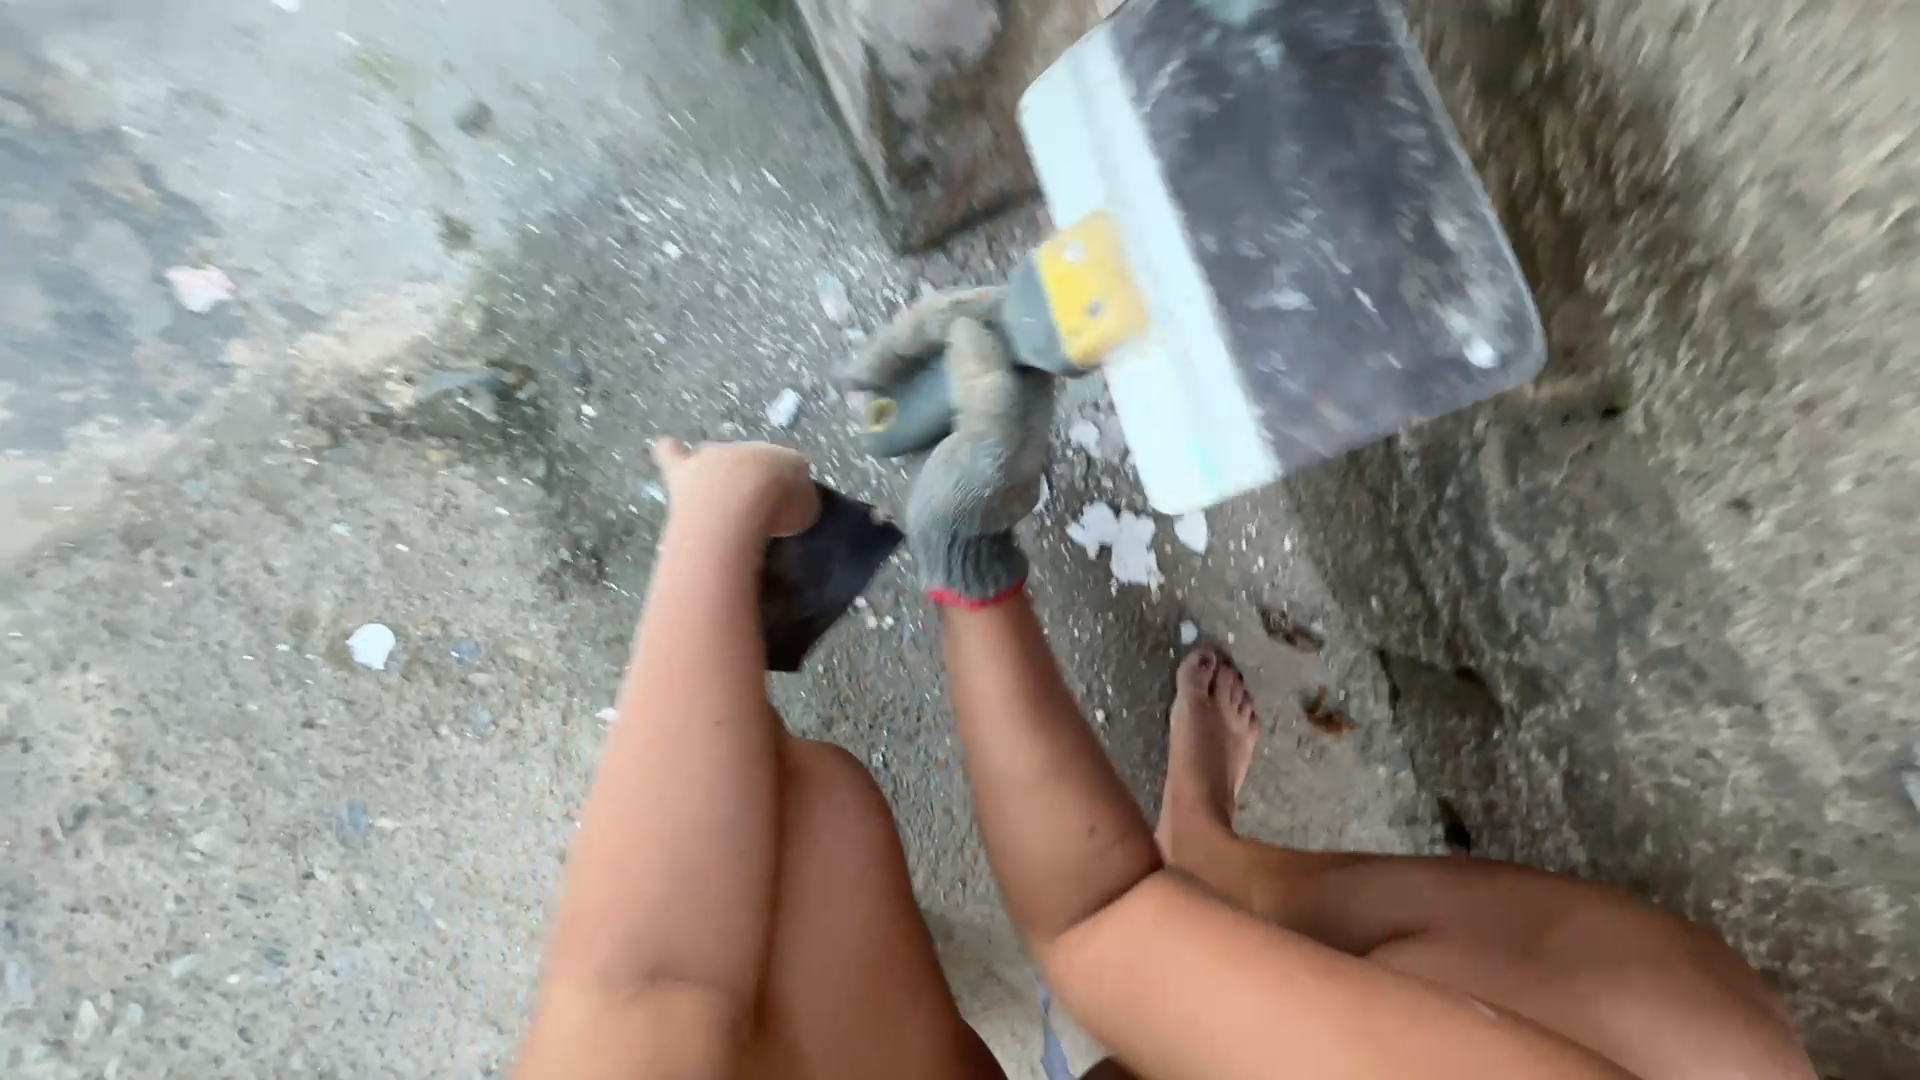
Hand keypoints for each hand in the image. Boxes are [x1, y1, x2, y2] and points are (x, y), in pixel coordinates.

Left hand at [652, 437, 820, 539]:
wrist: (739, 499)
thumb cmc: (780, 507)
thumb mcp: (805, 510)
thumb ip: (798, 502)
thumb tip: (791, 503)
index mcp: (787, 459)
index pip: (790, 465)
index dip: (788, 482)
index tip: (788, 499)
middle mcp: (751, 450)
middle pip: (751, 458)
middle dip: (751, 473)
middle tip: (751, 497)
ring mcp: (716, 456)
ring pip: (716, 455)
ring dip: (718, 469)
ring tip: (717, 488)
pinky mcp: (684, 468)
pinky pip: (672, 453)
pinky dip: (669, 451)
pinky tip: (665, 444)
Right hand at [845, 290, 1054, 605]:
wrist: (950, 541)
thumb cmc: (971, 505)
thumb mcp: (985, 458)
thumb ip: (988, 393)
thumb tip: (964, 328)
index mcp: (1031, 376)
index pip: (993, 312)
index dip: (945, 317)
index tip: (899, 342)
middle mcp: (1010, 364)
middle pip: (957, 315)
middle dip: (906, 335)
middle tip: (862, 369)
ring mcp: (978, 372)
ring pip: (932, 332)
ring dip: (889, 352)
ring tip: (853, 385)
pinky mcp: (949, 387)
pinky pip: (918, 356)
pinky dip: (885, 367)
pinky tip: (857, 392)